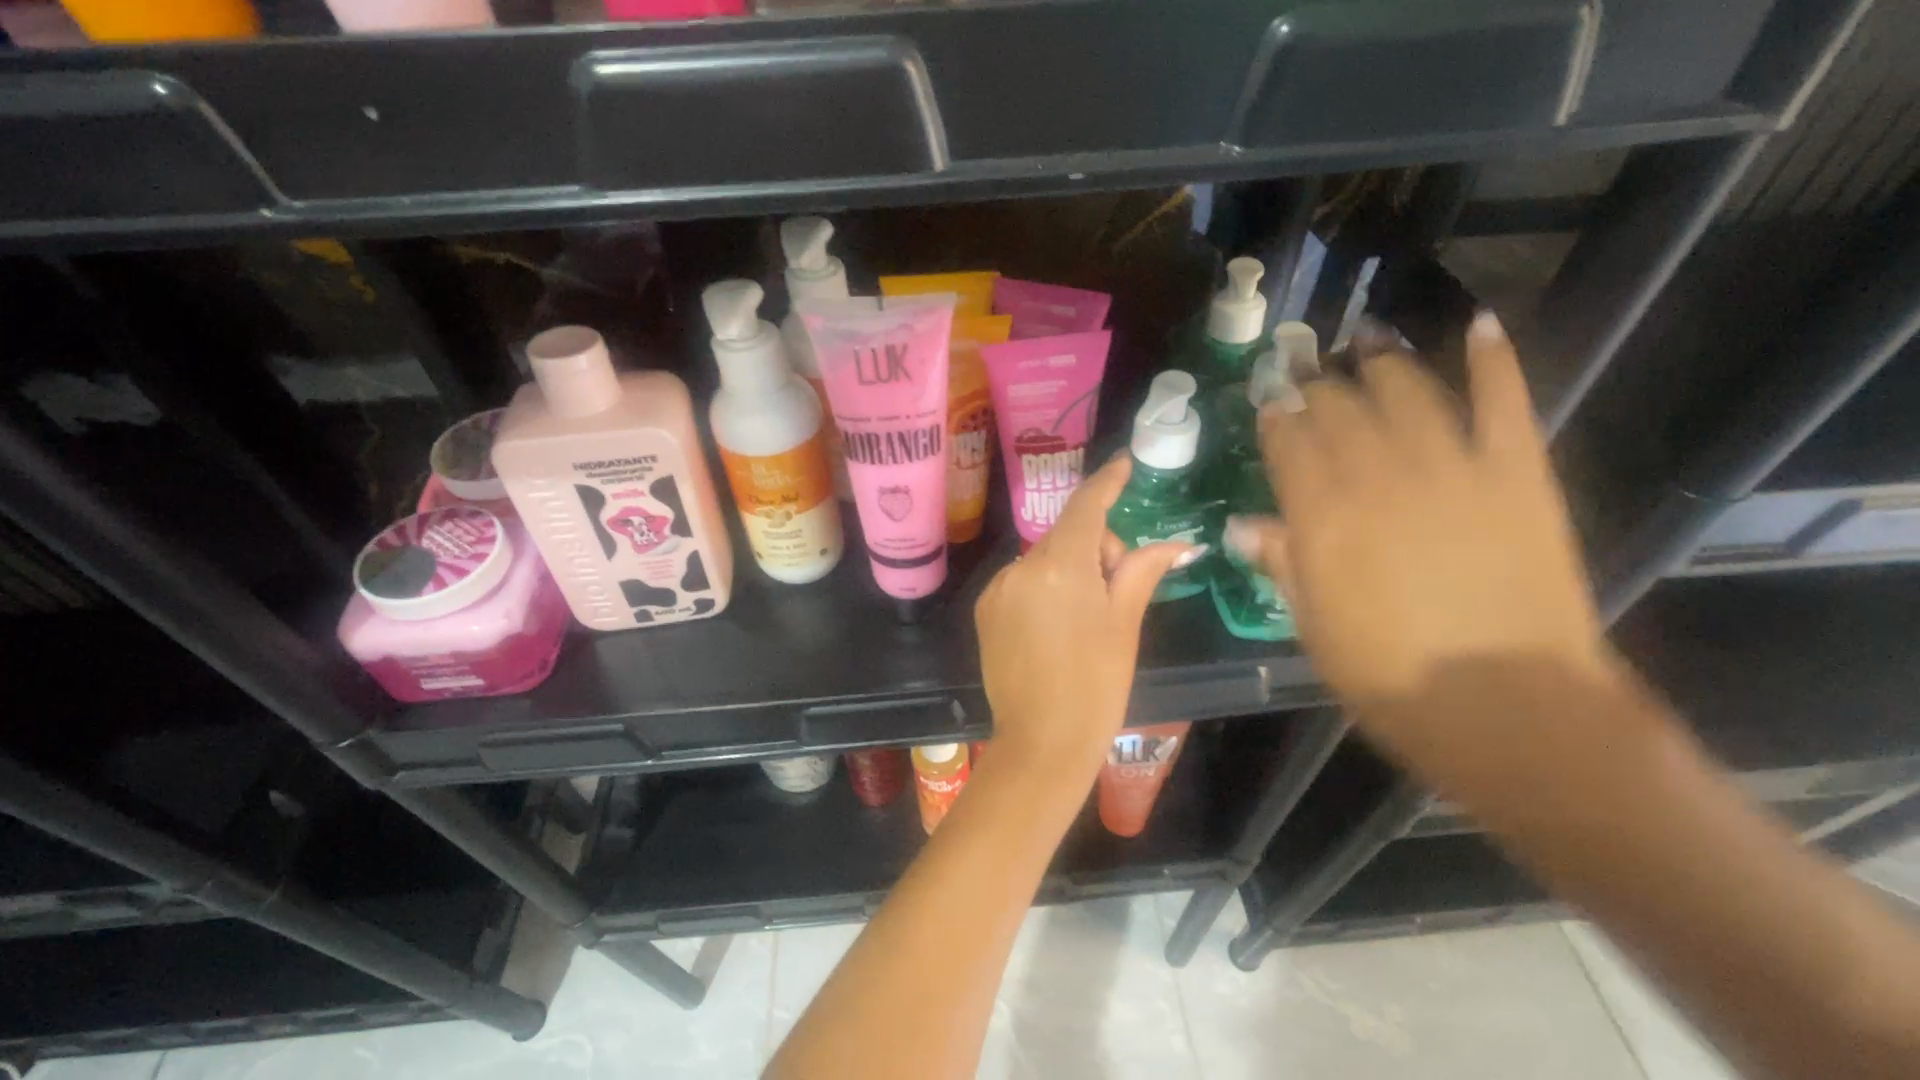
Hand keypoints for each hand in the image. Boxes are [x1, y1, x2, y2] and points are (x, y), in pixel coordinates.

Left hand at [975, 456, 1200, 767]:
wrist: (1043, 742)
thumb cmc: (1097, 684)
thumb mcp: (1125, 624)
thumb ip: (1142, 571)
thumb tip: (1178, 545)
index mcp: (1060, 564)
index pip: (1086, 506)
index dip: (1107, 482)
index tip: (1124, 464)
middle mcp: (1021, 567)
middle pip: (1068, 537)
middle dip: (1097, 551)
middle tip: (1118, 594)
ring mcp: (998, 590)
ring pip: (1045, 561)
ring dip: (1070, 573)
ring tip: (1087, 623)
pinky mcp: (986, 612)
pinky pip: (1023, 584)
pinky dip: (1044, 592)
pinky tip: (1056, 633)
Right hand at [1226, 311, 1609, 709]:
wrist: (1510, 706)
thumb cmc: (1393, 680)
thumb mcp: (1316, 630)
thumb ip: (1284, 567)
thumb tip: (1246, 525)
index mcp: (1322, 515)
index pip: (1288, 443)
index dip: (1276, 417)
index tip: (1269, 403)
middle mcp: (1379, 474)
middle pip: (1340, 406)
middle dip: (1317, 383)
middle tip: (1307, 367)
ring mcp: (1453, 465)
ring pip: (1408, 390)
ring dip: (1384, 359)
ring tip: (1368, 338)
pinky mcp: (1517, 470)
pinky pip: (1504, 399)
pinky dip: (1493, 359)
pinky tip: (1479, 325)